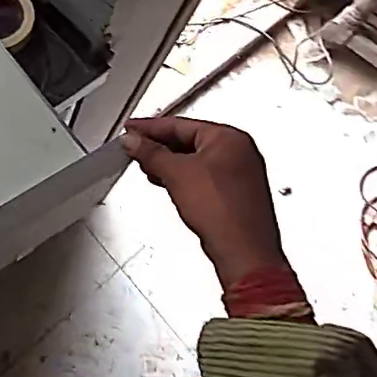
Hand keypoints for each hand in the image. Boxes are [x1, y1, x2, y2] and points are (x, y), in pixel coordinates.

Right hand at [121, 116, 286, 288]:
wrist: (244, 253)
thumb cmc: (225, 213)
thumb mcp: (176, 173)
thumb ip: (151, 153)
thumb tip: (134, 141)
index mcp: (230, 138)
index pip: (181, 124)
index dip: (151, 127)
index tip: (132, 128)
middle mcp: (240, 152)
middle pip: (188, 139)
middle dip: (158, 145)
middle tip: (135, 146)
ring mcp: (239, 174)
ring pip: (194, 159)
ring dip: (168, 162)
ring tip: (146, 165)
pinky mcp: (234, 194)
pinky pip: (201, 176)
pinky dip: (181, 177)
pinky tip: (166, 182)